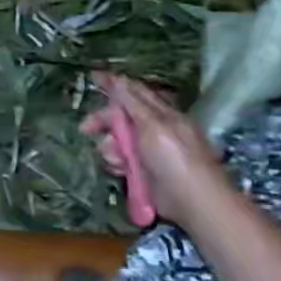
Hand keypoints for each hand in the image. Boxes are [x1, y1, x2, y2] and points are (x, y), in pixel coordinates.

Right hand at [81, 73, 233, 228]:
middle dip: (105, 121)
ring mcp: (148, 152)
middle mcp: (154, 129)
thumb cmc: (175, 158)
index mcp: (162, 113)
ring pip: (119, 141)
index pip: (135, 92)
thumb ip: (132, 102)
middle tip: (87, 128)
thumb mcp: (153, 124)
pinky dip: (118, 164)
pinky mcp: (143, 173)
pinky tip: (120, 170)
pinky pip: (122, 161)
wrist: (193, 202)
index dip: (115, 84)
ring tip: (115, 158)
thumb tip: (118, 77)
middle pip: (122, 117)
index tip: (93, 77)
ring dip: (111, 147)